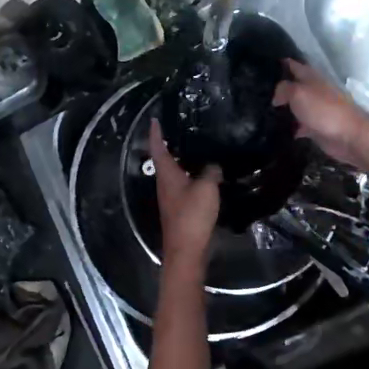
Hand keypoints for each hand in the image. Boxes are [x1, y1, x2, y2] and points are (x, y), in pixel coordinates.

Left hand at [149, 119, 219, 267]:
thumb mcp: (206, 187)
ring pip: (176, 173)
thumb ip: (211, 171)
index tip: (155, 119)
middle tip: (184, 130)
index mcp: (167, 174)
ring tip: (200, 149)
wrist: (187, 250)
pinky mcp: (180, 209)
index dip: (156, 132)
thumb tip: (213, 165)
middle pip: (166, 160)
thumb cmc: (192, 215)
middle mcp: (165, 184)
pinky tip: (206, 177)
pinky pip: (185, 186)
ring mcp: (171, 198)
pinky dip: (193, 177)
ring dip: (184, 161)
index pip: (158, 147)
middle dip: (172, 145)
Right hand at [273, 59, 368, 168]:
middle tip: (260, 91)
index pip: (294, 65)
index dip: (281, 63)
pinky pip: (299, 125)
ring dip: (283, 108)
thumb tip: (275, 97)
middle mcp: (314, 91)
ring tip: (263, 111)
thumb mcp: (299, 93)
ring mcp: (316, 110)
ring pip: (296, 106)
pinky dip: (290, 127)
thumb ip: (284, 89)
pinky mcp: (316, 128)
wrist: (349, 136)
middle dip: (279, 88)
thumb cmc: (324, 110)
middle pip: (294, 86)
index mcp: (312, 78)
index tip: (265, 64)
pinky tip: (278, 131)